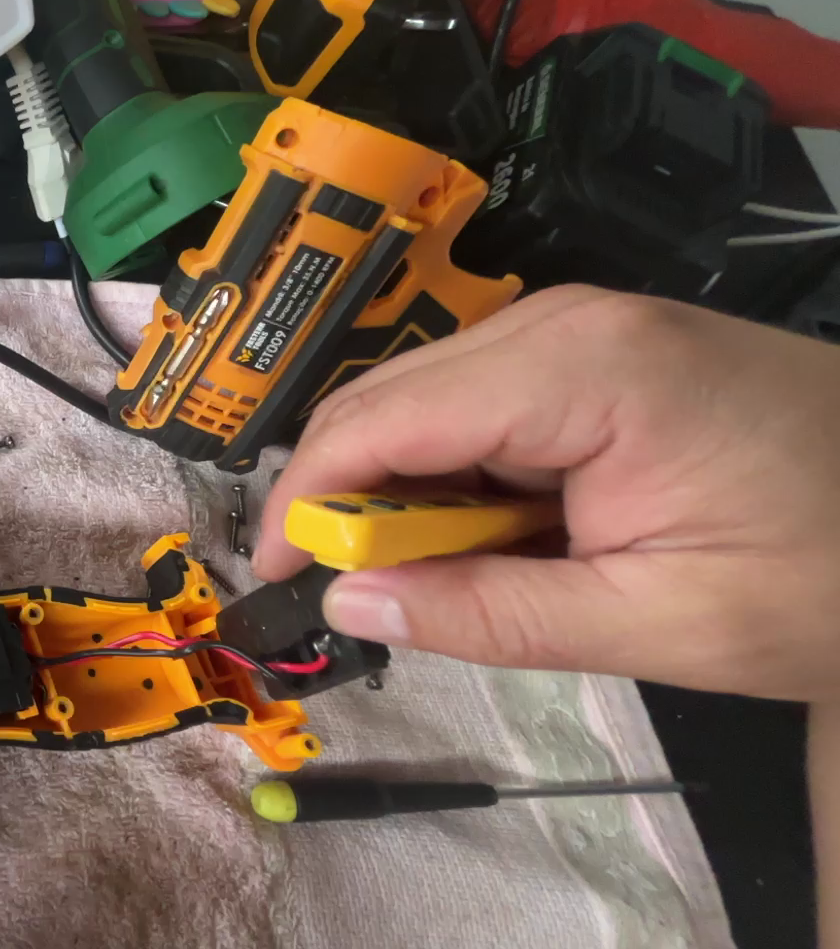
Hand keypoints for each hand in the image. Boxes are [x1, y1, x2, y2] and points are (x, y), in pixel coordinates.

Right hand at [252, 285, 839, 702]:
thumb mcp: (672, 626)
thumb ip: (493, 616)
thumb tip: (347, 602)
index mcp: (583, 368)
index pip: (377, 423)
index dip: (304, 498)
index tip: (276, 571)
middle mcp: (550, 322)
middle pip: (372, 403)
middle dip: (336, 494)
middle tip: (345, 578)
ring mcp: (554, 325)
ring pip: (397, 403)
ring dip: (382, 486)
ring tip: (425, 561)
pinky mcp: (557, 347)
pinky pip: (443, 405)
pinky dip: (427, 470)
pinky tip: (470, 519)